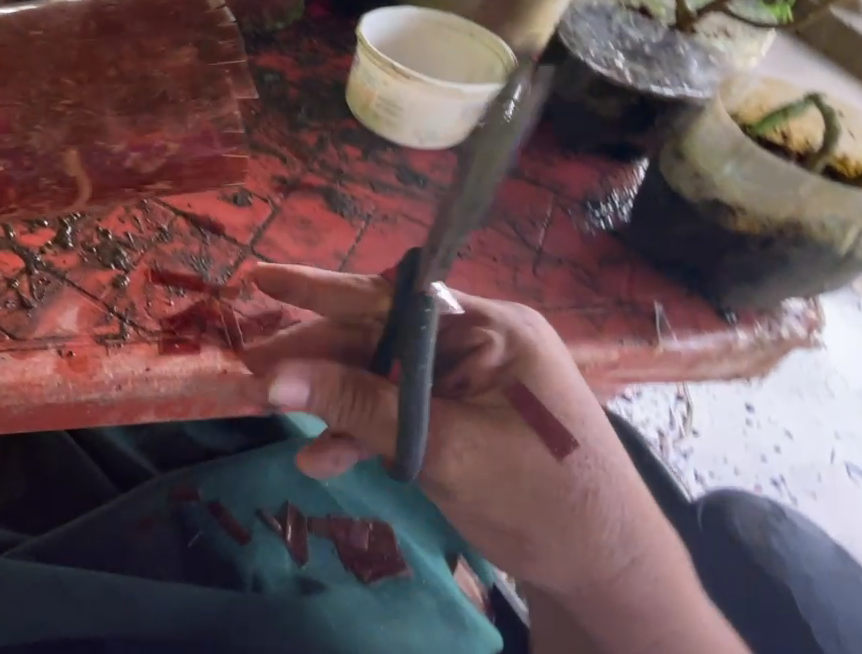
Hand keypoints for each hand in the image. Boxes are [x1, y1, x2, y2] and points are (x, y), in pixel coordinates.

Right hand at [239, 265, 690, 602]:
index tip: (262, 280)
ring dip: (329, 397)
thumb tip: (271, 379)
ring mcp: (466, 379)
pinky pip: (395, 408)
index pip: (388, 297)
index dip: (319, 288)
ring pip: (377, 374)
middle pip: (375, 336)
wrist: (611, 580)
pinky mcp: (458, 414)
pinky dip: (359, 431)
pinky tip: (322, 459)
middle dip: (313, 355)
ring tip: (268, 406)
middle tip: (249, 364)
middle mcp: (474, 341)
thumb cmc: (545, 504)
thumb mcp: (442, 450)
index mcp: (488, 329)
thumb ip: (355, 406)